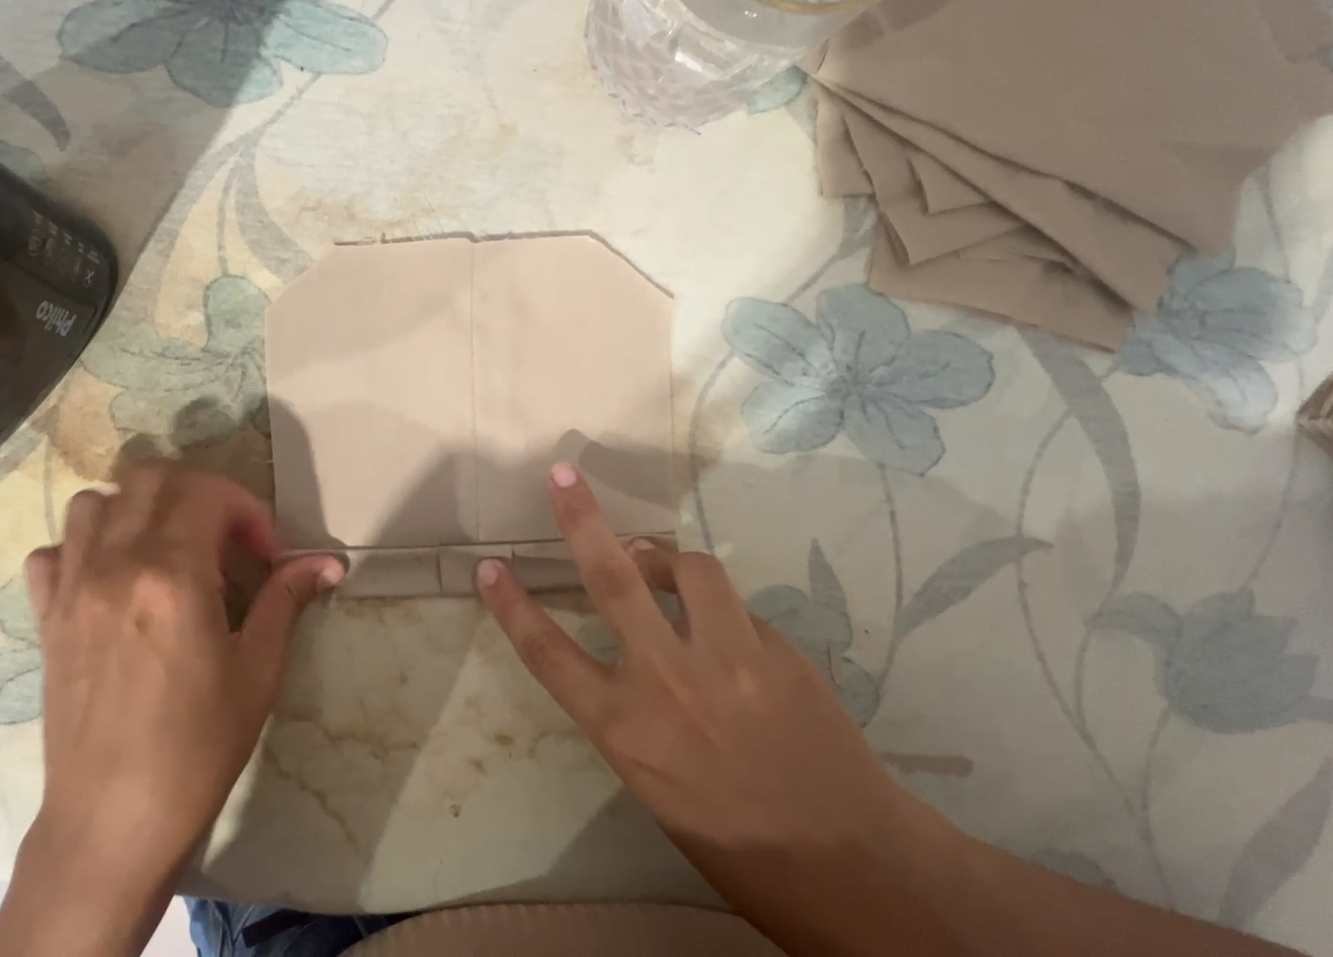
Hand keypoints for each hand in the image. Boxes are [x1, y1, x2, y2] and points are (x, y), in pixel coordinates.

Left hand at [0, 464, 341, 956]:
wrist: (113, 818)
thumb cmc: (197, 748)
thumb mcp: (257, 672)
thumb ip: (285, 600)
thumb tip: (328, 562)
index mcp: (171, 574)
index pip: (207, 493)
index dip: (247, 511)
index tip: (264, 558)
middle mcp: (114, 564)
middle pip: (150, 478)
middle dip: (198, 494)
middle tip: (224, 542)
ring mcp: (71, 588)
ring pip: (94, 502)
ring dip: (138, 509)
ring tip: (169, 551)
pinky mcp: (45, 617)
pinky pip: (52, 551)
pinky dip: (83, 546)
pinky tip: (112, 581)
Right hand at [475, 463, 939, 923]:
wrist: (843, 859)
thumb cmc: (731, 840)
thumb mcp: (653, 782)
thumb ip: (632, 710)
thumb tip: (633, 646)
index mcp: (623, 727)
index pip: (548, 653)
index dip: (512, 607)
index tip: (489, 567)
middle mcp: (666, 680)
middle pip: (613, 578)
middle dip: (582, 519)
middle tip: (563, 473)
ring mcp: (727, 658)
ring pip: (690, 571)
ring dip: (669, 560)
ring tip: (665, 567)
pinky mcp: (778, 650)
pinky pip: (738, 609)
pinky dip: (722, 611)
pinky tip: (734, 639)